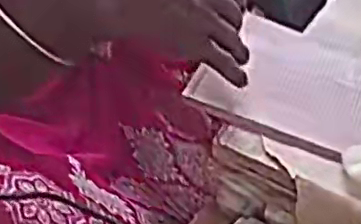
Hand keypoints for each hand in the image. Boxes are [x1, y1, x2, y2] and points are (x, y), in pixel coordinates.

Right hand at [81, 0, 249, 85]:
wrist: (118, 4)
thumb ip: (185, 1)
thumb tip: (187, 11)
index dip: (230, 4)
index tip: (233, 10)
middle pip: (233, 12)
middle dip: (235, 24)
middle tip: (234, 34)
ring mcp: (202, 19)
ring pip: (234, 38)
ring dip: (240, 50)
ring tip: (241, 58)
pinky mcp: (199, 44)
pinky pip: (226, 61)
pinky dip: (236, 73)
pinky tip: (240, 79)